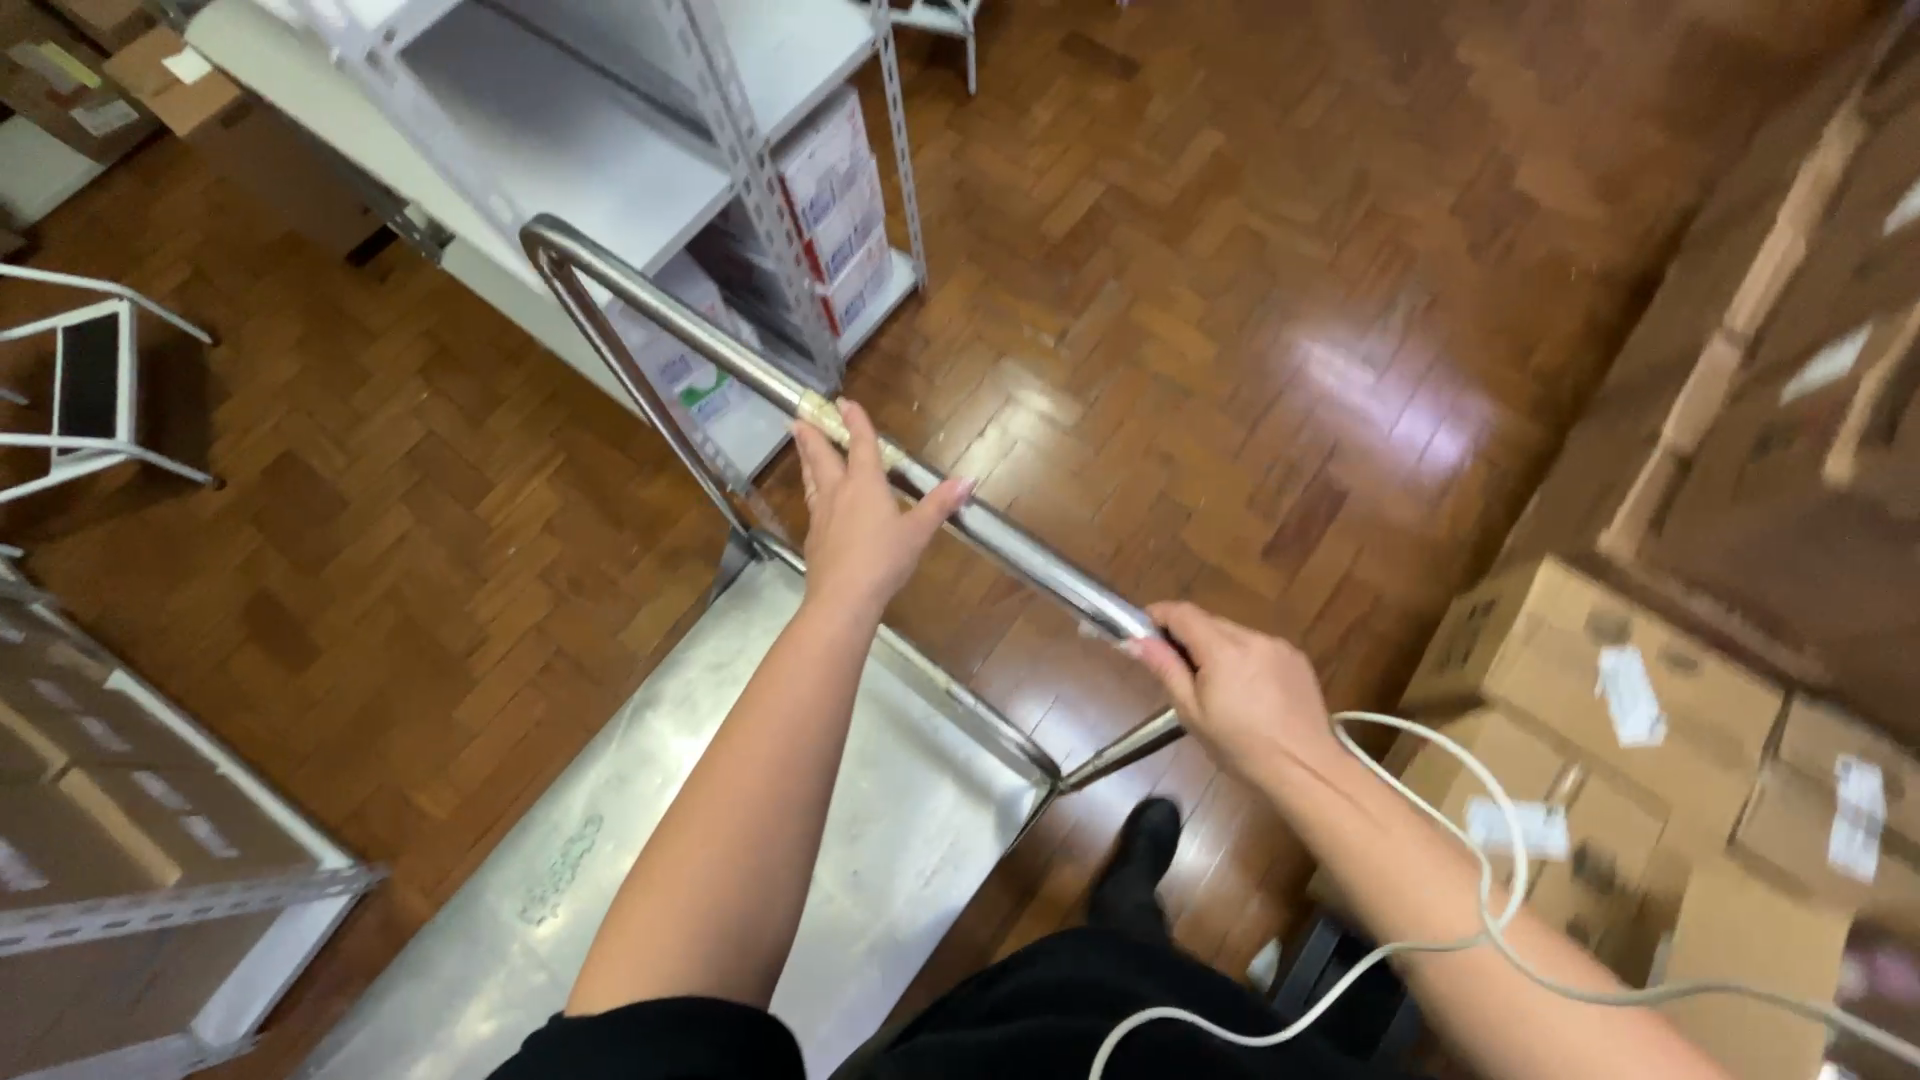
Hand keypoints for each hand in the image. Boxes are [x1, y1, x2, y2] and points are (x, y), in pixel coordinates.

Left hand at [793, 400, 971, 622]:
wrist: (843, 598)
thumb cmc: (884, 560)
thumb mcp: (918, 532)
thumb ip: (939, 505)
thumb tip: (968, 480)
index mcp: (865, 484)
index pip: (860, 444)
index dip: (854, 422)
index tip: (844, 402)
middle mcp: (839, 492)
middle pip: (822, 457)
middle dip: (813, 437)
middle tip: (798, 419)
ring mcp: (822, 516)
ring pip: (811, 480)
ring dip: (806, 460)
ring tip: (801, 448)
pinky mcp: (814, 539)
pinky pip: (812, 506)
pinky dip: (812, 494)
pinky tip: (815, 502)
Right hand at [1125, 601, 1338, 780]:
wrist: (1306, 770)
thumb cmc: (1240, 747)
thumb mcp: (1191, 713)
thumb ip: (1165, 669)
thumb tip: (1137, 640)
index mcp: (1223, 650)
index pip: (1182, 613)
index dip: (1158, 615)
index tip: (1142, 629)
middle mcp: (1252, 637)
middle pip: (1208, 621)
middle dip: (1187, 636)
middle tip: (1175, 667)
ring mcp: (1278, 646)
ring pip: (1234, 634)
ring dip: (1216, 647)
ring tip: (1215, 685)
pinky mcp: (1296, 659)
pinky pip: (1258, 647)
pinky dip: (1243, 657)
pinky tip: (1247, 691)